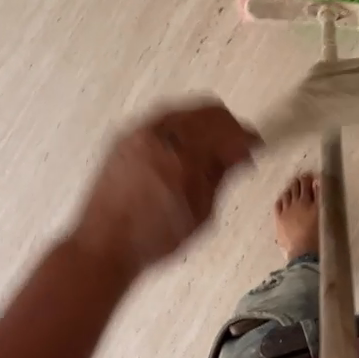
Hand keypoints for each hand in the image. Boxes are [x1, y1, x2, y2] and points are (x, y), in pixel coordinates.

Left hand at [73, 100, 260, 275]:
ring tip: (211, 154)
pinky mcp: (124, 138)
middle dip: (227, 128)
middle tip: (237, 150)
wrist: (102, 246)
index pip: (228, 128)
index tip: (256, 147)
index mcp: (182, 151)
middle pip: (208, 111)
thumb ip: (222, 175)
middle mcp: (158, 133)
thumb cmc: (150, 237)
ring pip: (185, 113)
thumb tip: (241, 154)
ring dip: (203, 127)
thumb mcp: (201, 211)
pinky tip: (184, 155)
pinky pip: (162, 122)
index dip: (247, 138)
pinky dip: (180, 132)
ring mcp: (138, 132)